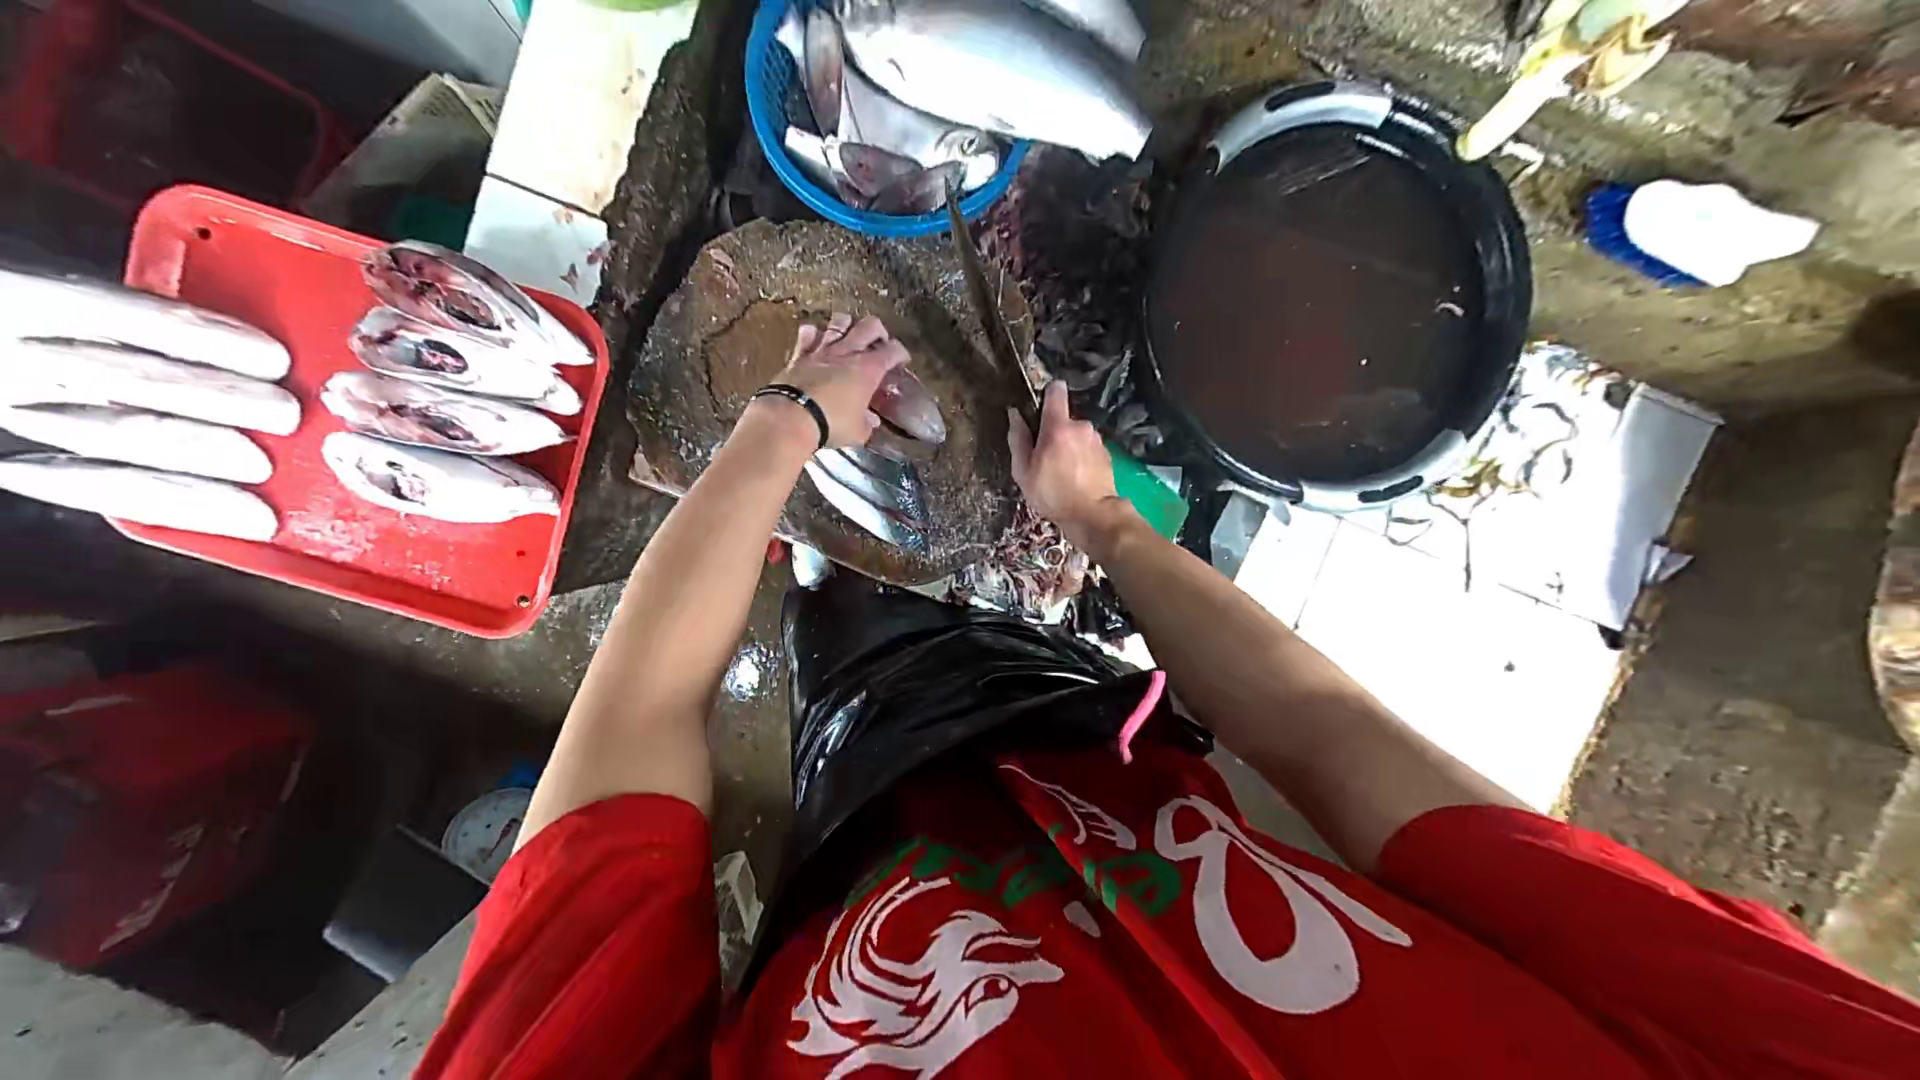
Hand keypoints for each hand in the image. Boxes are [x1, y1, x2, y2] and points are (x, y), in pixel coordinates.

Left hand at [772, 313, 908, 447]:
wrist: (791, 417)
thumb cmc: (832, 424)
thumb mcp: (858, 431)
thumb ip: (867, 422)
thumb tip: (871, 420)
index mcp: (868, 369)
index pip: (893, 350)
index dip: (901, 353)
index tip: (901, 360)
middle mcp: (847, 353)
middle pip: (869, 326)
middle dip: (878, 331)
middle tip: (879, 343)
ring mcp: (822, 350)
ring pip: (839, 321)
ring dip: (847, 325)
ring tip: (849, 335)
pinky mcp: (799, 355)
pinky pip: (807, 334)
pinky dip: (814, 334)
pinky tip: (816, 339)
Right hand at [1008, 380, 1129, 548]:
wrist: (1091, 515)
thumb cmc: (1052, 494)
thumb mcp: (1023, 471)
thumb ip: (1018, 439)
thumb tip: (1015, 414)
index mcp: (1058, 426)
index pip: (1056, 391)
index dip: (1047, 395)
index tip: (1039, 410)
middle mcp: (1081, 426)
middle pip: (1064, 419)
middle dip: (1055, 432)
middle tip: (1045, 458)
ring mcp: (1096, 439)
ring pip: (1077, 434)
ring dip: (1069, 445)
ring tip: (1061, 471)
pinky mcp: (1107, 453)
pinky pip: (1088, 447)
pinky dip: (1081, 457)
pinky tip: (1076, 476)